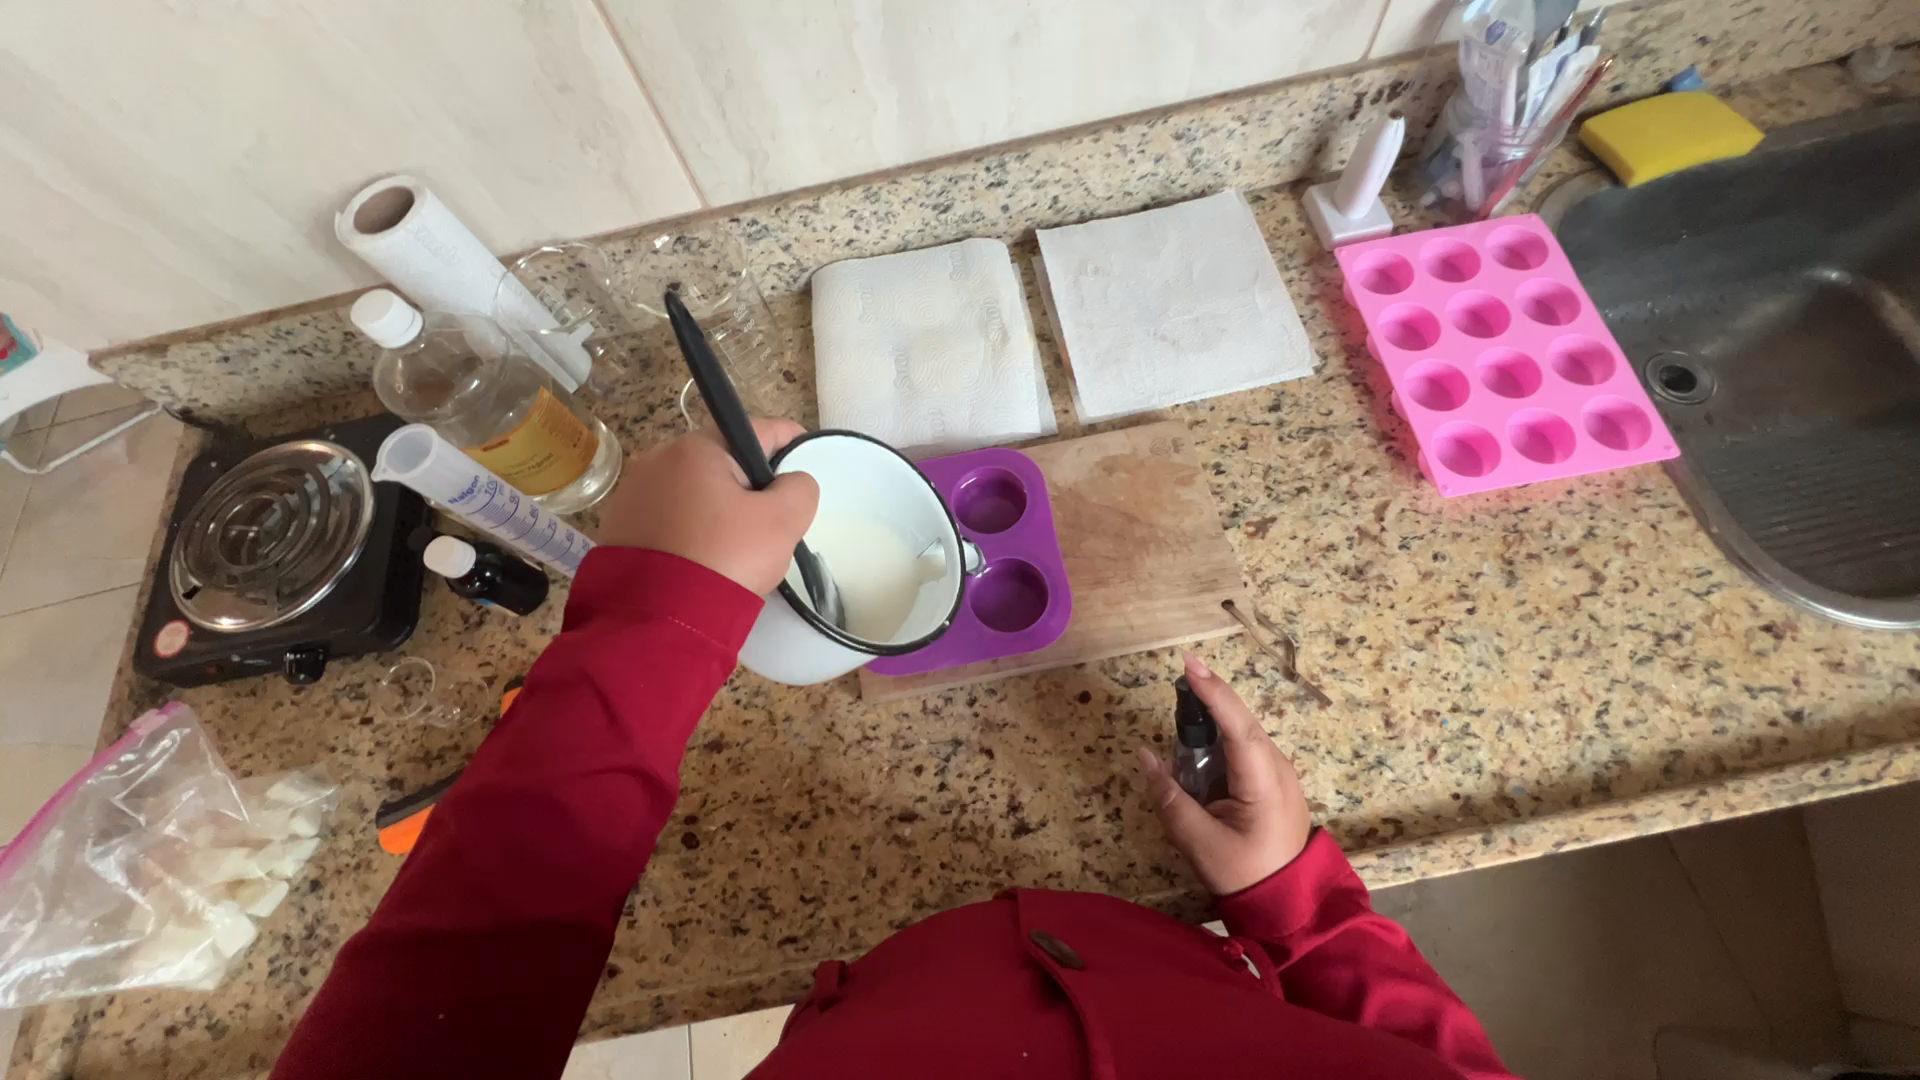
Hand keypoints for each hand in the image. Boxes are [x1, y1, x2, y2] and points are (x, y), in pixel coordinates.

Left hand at [595, 418, 818, 594]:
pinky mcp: (620, 527)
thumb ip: (799, 488)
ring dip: (721, 508)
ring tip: (738, 546)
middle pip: (726, 462)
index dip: (791, 442)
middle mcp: (658, 460)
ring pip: (697, 491)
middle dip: (753, 484)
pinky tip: (706, 557)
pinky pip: (672, 517)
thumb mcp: (783, 521)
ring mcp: (634, 493)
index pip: (758, 431)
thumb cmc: (726, 557)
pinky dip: (693, 529)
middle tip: (774, 520)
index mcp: (696, 448)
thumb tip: (791, 481)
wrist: (658, 618)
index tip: (808, 459)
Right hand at [1136, 653, 1313, 895]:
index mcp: (1265, 783)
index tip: (1190, 664)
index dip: (1214, 693)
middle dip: (1211, 696)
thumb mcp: (1198, 841)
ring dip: (1214, 717)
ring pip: (1242, 732)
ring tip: (1185, 703)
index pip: (1239, 727)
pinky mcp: (1273, 781)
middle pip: (1242, 721)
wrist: (1289, 905)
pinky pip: (1243, 747)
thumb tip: (1145, 755)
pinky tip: (1200, 739)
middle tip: (1181, 675)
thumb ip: (1170, 797)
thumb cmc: (1243, 874)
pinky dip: (1220, 736)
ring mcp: (1279, 774)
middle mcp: (1278, 769)